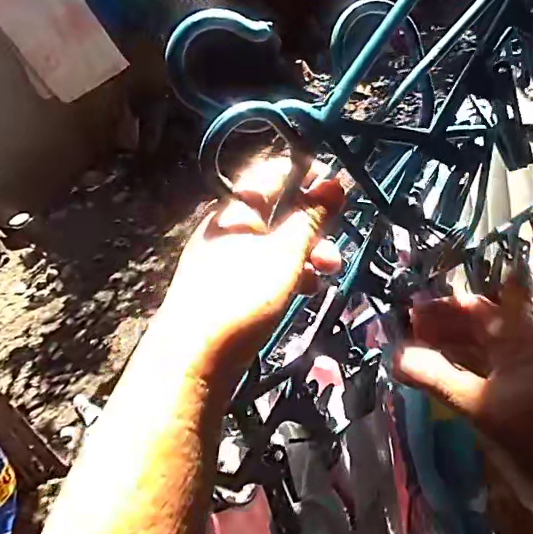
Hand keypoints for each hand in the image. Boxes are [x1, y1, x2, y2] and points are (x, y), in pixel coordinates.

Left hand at [153, 157, 347, 388]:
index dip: (309, 174)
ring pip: (278, 241)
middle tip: (338, 236)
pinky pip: (269, 267)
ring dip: (308, 251)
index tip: (339, 187)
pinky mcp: (231, 287)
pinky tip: (307, 289)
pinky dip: (292, 273)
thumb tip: (334, 182)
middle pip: (280, 209)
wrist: (193, 362)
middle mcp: (230, 227)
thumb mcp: (286, 253)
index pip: (275, 171)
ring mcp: (229, 257)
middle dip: (314, 221)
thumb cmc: (240, 298)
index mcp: (237, 208)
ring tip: (329, 271)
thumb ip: (312, 216)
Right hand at [391, 281, 532, 520]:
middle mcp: (522, 353)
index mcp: (522, 342)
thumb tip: (395, 355)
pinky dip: (456, 373)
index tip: (408, 312)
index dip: (443, 307)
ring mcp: (520, 379)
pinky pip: (480, 377)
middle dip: (441, 328)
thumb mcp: (481, 408)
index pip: (478, 310)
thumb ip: (437, 378)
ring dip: (446, 350)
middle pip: (477, 329)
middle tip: (403, 334)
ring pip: (477, 354)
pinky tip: (434, 380)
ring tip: (412, 353)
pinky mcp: (515, 404)